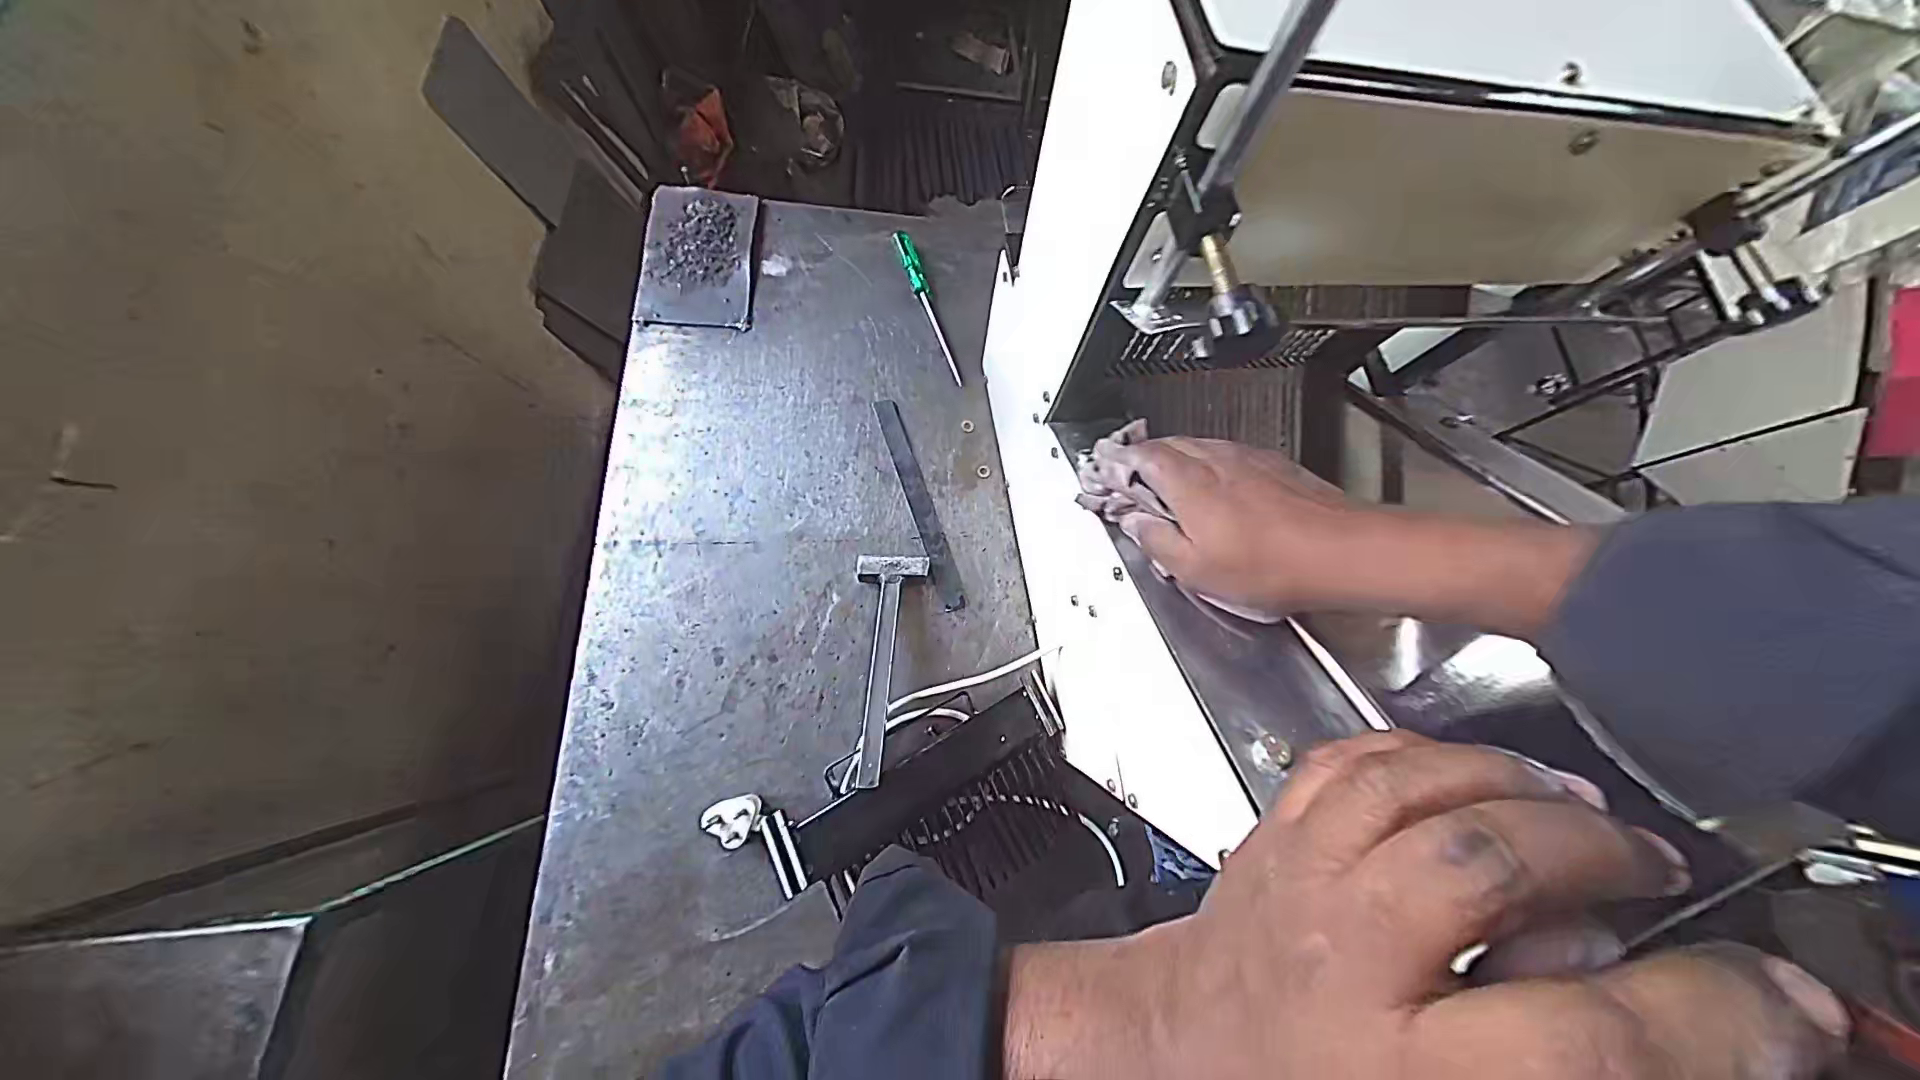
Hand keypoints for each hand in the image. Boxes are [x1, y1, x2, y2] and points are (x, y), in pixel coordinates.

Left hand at [1004, 732, 1848, 1079]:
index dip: (1710, 1014)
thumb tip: (1662, 1013)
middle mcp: (1341, 950)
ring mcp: (1296, 871)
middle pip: (1478, 865)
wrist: (1185, 1041)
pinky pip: (1338, 764)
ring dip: (1497, 777)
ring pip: (1400, 789)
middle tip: (1649, 862)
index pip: (1582, 1034)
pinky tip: (1457, 766)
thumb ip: (1557, 1067)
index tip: (1777, 997)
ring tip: (1567, 797)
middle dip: (1587, 851)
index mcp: (1402, 1067)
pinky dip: (1408, 751)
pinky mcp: (1270, 831)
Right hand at [1077, 429, 1596, 636]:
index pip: (1140, 456)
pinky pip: (1226, 457)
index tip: (1107, 474)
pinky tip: (1215, 493)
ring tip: (1169, 487)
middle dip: (1143, 459)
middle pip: (1166, 445)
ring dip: (1175, 461)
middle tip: (1131, 480)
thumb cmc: (1274, 564)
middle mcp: (1214, 459)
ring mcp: (1246, 458)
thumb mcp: (1195, 568)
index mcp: (1187, 481)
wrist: (1346, 553)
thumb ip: (1156, 541)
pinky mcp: (1272, 466)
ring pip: (1197, 448)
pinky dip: (1207, 467)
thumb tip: (1134, 524)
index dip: (1118, 463)